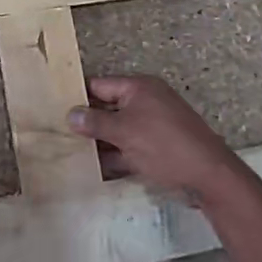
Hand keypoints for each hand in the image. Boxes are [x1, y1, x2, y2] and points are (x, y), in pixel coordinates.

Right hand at [68, 76, 245, 201]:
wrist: (207, 175)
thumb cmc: (163, 144)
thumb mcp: (124, 131)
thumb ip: (95, 122)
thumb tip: (71, 113)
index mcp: (139, 88)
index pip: (101, 86)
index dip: (79, 95)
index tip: (54, 107)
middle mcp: (146, 102)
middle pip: (109, 108)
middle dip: (87, 122)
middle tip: (57, 133)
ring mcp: (153, 127)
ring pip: (118, 131)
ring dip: (99, 143)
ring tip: (68, 154)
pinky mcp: (157, 150)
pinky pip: (129, 149)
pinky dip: (114, 158)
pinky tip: (93, 171)